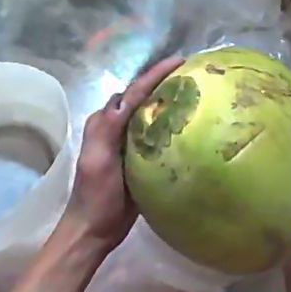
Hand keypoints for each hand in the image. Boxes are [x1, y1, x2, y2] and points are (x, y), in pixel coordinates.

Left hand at [58, 56, 180, 255]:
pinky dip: (171, 123)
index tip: (180, 60)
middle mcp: (117, 125)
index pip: (133, 91)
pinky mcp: (140, 157)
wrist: (94, 231)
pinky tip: (190, 123)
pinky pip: (157, 133)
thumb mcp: (97, 161)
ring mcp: (129, 141)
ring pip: (151, 112)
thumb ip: (107, 129)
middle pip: (143, 96)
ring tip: (196, 90)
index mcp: (105, 121)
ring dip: (169, 99)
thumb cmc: (96, 196)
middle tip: (194, 71)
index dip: (155, 74)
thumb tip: (124, 98)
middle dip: (165, 81)